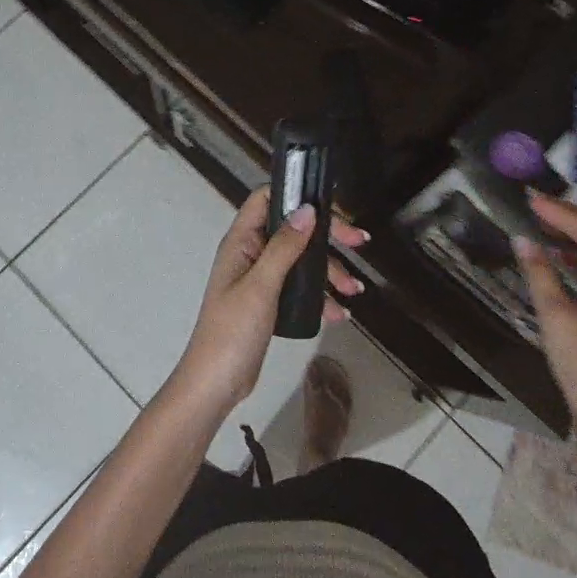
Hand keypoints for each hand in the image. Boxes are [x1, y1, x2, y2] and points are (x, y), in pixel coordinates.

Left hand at [170, 187, 367, 412]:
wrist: (216, 383)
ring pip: (301, 262)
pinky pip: (300, 290)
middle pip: (292, 230)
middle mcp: (250, 255)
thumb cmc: (233, 331)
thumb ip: (284, 247)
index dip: (295, 194)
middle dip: (327, 238)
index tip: (330, 205)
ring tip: (355, 291)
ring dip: (330, 272)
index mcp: (241, 242)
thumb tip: (308, 209)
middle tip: (360, 244)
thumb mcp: (261, 286)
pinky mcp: (269, 304)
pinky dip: (320, 297)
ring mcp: (260, 280)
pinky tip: (340, 313)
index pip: (265, 200)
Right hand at [513, 192, 576, 436]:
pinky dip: (576, 252)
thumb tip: (521, 239)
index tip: (531, 200)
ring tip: (540, 222)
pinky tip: (554, 252)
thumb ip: (539, 273)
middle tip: (534, 204)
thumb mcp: (555, 316)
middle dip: (569, 217)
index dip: (563, 214)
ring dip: (572, 232)